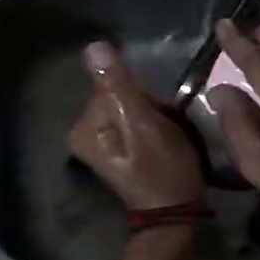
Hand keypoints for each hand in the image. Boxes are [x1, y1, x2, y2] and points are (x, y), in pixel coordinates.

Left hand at [68, 42, 202, 209]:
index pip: (115, 86)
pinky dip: (153, 127)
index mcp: (84, 126)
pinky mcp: (117, 151)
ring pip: (132, 108)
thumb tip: (93, 47)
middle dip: (150, 106)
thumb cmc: (163, 170)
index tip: (162, 118)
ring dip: (155, 116)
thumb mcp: (144, 124)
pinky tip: (163, 142)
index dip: (146, 96)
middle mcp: (83, 133)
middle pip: (122, 96)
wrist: (175, 211)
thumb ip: (120, 87)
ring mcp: (100, 144)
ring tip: (169, 137)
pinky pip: (135, 122)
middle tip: (167, 130)